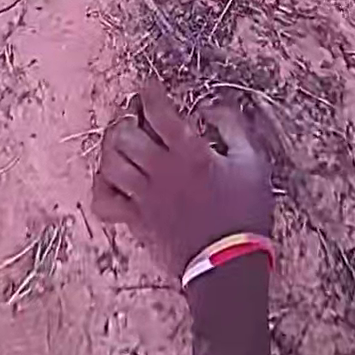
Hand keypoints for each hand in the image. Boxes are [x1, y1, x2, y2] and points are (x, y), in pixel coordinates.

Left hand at [92, 80, 272, 282]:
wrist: (230, 267)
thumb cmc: (245, 213)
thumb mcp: (252, 162)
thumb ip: (232, 126)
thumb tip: (211, 107)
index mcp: (188, 153)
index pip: (157, 111)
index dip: (149, 92)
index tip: (149, 87)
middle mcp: (160, 171)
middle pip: (124, 134)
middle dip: (125, 116)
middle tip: (134, 112)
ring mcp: (144, 197)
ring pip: (110, 162)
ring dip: (112, 144)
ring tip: (123, 138)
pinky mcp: (136, 220)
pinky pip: (104, 201)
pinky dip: (102, 185)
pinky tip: (113, 176)